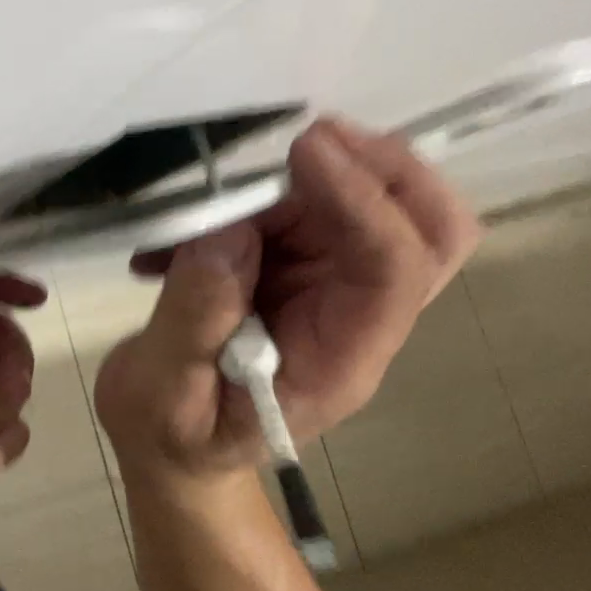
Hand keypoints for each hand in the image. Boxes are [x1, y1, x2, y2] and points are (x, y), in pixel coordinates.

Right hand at [93, 117, 481, 483]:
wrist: (169, 452)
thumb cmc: (169, 437)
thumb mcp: (164, 393)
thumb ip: (195, 317)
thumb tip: (227, 231)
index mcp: (339, 362)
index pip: (392, 271)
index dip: (362, 202)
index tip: (302, 151)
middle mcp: (354, 321)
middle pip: (427, 234)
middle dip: (385, 173)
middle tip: (313, 138)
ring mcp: (330, 296)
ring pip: (359, 213)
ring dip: (288, 190)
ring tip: (199, 213)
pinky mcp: (296, 278)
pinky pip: (299, 219)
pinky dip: (248, 206)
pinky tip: (180, 238)